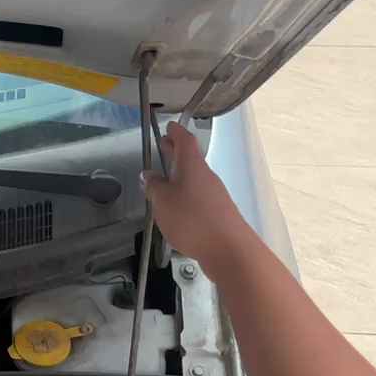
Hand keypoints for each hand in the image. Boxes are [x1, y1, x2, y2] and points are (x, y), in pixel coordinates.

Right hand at [142, 121, 256, 270]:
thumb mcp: (163, 203)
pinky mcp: (218, 214)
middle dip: (177, 152)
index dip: (177, 133)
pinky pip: (199, 196)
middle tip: (165, 145)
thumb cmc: (192, 220)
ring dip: (181, 174)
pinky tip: (177, 205)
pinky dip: (186, 193)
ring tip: (166, 178)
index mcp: (193, 168)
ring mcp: (215, 196)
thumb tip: (148, 176)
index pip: (186, 142)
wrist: (228, 249)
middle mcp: (206, 177)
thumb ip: (154, 188)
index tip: (169, 127)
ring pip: (195, 179)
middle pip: (191, 159)